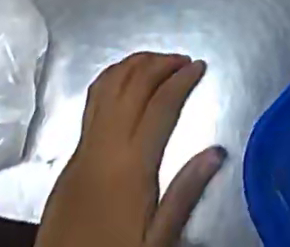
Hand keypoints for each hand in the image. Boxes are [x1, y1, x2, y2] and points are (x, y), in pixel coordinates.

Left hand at [35, 53, 223, 246]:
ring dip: (136, 65)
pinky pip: (93, 100)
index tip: (200, 66)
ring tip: (158, 61)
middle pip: (134, 85)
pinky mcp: (71, 155)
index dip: (182, 79)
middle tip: (184, 61)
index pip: (161, 103)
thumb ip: (185, 194)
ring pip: (109, 85)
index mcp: (132, 164)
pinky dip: (112, 78)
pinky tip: (124, 80)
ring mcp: (84, 147)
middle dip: (161, 63)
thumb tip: (217, 152)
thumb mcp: (157, 241)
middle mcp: (105, 145)